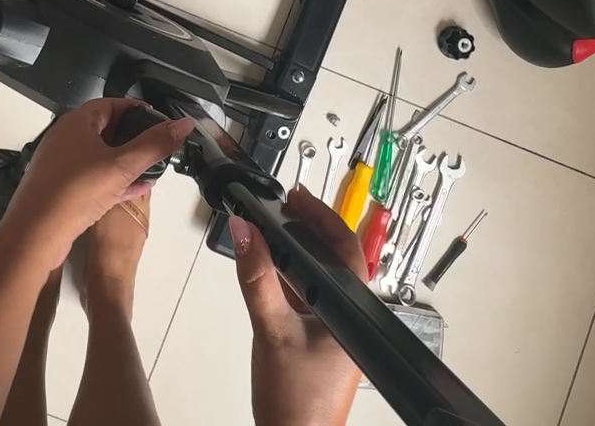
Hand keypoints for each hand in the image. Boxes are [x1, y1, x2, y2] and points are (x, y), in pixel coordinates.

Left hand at [0, 98, 191, 264]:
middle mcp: (65, 139)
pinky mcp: (60, 189)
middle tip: (156, 147)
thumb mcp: (121, 166)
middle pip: (106, 130)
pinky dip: (113, 180)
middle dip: (133, 138)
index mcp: (76, 123)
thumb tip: (183, 125)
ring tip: (149, 170)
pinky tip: (133, 190)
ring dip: (125, 162)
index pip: (111, 104)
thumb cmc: (73, 193)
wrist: (34, 236)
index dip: (136, 110)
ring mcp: (61, 165)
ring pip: (100, 156)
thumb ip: (154, 145)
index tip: (157, 120)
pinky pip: (92, 178)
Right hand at [231, 185, 366, 425]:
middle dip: (310, 228)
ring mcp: (332, 330)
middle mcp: (347, 317)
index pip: (346, 248)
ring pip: (319, 276)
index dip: (323, 217)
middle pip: (334, 259)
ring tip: (272, 226)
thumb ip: (256, 277)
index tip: (296, 197)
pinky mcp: (316, 341)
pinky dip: (288, 274)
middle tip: (283, 205)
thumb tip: (244, 228)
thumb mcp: (272, 330)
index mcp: (350, 310)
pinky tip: (267, 265)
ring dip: (297, 250)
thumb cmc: (295, 398)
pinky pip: (305, 295)